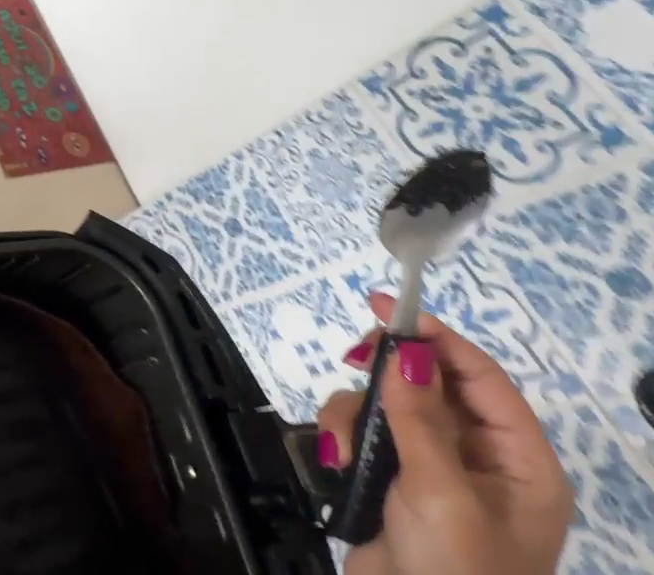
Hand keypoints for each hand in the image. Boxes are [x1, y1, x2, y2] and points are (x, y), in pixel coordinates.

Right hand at [318, 292, 572, 574]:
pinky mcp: (390, 478)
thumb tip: (405, 350)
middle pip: (427, 385)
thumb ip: (419, 420)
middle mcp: (478, 458)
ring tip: (342, 448)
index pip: (481, 379)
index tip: (386, 306)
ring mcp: (431, 468)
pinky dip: (341, 435)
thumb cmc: (454, 566)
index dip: (437, 338)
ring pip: (384, 405)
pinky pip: (362, 431)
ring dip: (353, 414)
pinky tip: (336, 461)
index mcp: (518, 462)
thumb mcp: (439, 492)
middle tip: (348, 358)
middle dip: (383, 375)